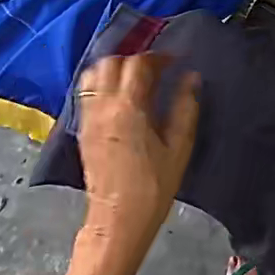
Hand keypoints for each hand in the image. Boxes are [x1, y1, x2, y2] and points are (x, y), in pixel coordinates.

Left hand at [74, 54, 200, 255]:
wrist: (118, 218)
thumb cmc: (154, 184)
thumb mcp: (180, 145)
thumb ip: (185, 107)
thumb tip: (191, 77)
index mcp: (129, 109)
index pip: (138, 65)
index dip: (159, 56)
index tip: (177, 60)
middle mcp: (102, 108)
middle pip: (110, 63)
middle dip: (135, 58)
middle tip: (159, 67)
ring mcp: (88, 118)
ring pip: (93, 75)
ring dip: (116, 69)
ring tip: (138, 78)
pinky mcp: (83, 130)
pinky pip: (87, 93)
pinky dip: (104, 84)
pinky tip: (123, 96)